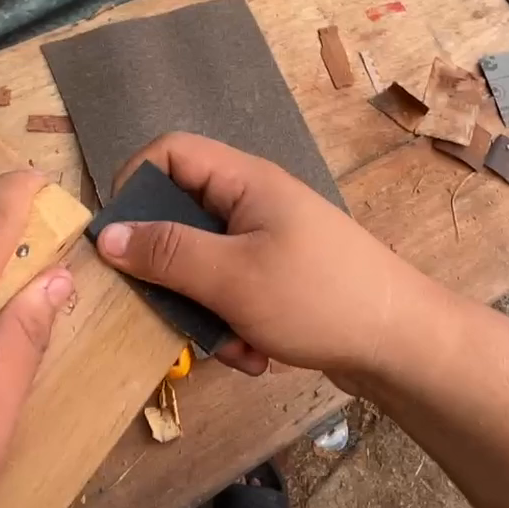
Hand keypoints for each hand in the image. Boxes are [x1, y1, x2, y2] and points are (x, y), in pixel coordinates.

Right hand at [94, 132, 446, 391]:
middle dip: (174, 272)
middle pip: (181, 216)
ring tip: (232, 345)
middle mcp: (253, 202)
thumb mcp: (232, 277)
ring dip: (207, 310)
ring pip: (204, 264)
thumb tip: (105, 234)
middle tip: (171, 309)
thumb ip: (167, 254)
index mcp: (244, 180)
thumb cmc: (317, 297)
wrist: (403, 343)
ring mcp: (268, 240)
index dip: (135, 184)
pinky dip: (235, 324)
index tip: (117, 239)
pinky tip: (257, 354)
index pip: (170, 152)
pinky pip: (233, 292)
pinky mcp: (279, 277)